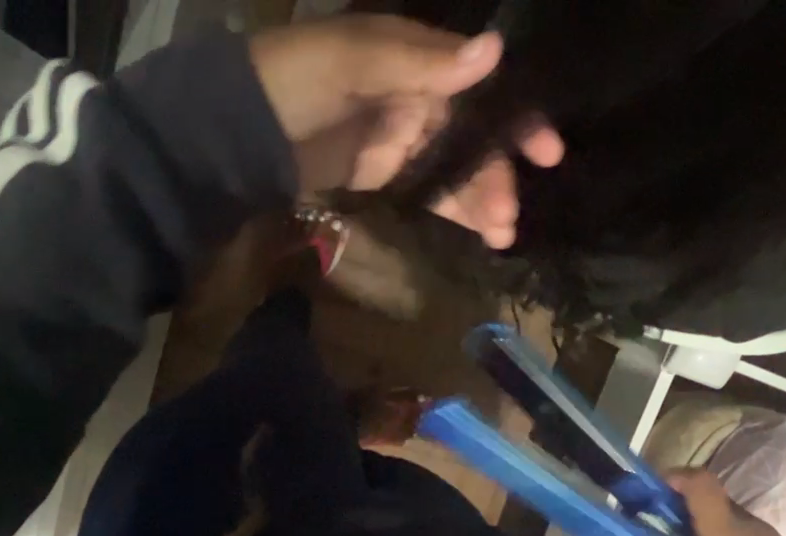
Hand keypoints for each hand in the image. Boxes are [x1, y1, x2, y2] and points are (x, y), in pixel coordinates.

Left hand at [248, 16, 563, 248]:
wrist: (238, 132)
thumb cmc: (292, 82)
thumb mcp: (353, 63)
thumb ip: (422, 63)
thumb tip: (495, 50)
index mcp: (415, 58)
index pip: (482, 85)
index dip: (517, 118)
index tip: (546, 152)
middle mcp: (419, 95)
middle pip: (477, 136)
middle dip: (499, 174)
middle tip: (510, 214)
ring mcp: (404, 138)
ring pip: (459, 169)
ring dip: (483, 199)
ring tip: (501, 234)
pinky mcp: (388, 174)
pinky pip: (434, 191)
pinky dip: (458, 210)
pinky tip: (481, 232)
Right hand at [606, 472, 785, 535]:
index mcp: (727, 532)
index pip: (700, 482)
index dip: (671, 479)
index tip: (647, 495)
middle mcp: (748, 523)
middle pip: (707, 497)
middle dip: (675, 507)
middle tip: (651, 531)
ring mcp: (764, 534)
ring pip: (721, 514)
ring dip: (694, 523)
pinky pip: (737, 529)